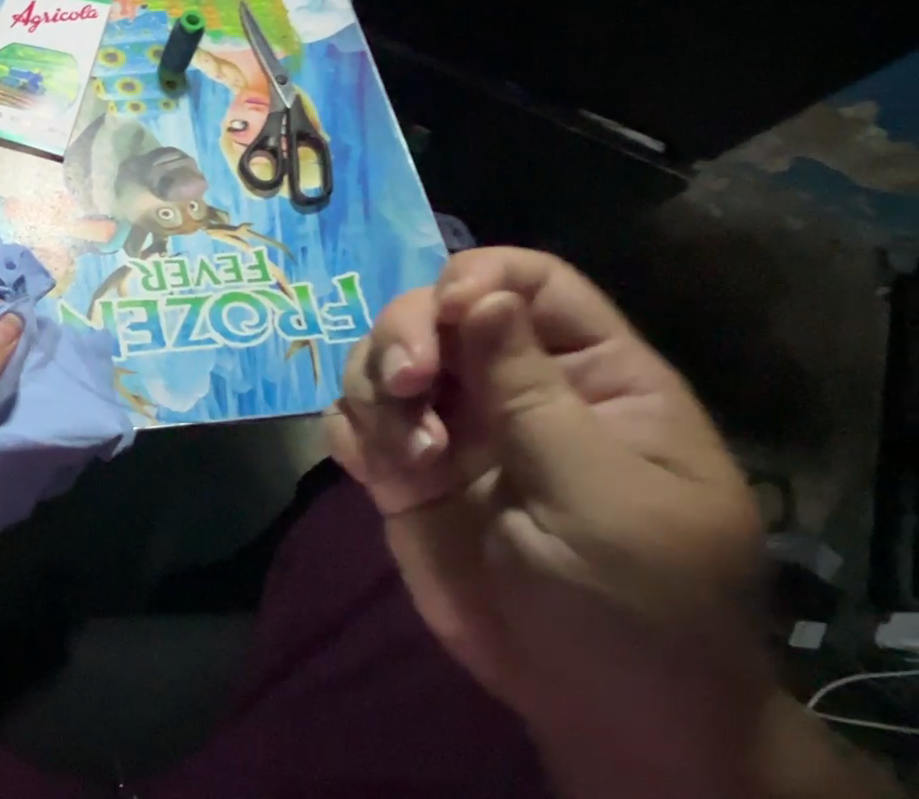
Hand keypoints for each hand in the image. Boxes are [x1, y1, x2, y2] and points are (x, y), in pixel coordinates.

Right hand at [328, 248, 774, 794]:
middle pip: (432, 310)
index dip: (476, 278)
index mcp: (590, 377)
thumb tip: (480, 291)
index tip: (442, 316)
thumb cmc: (634, 602)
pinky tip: (378, 476)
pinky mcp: (403, 470)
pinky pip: (351, 420)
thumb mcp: (601, 494)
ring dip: (374, 395)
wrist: (592, 706)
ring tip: (406, 464)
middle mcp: (510, 388)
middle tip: (406, 390)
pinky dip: (350, 434)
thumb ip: (532, 391)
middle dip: (404, 338)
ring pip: (379, 360)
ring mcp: (451, 428)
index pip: (530, 283)